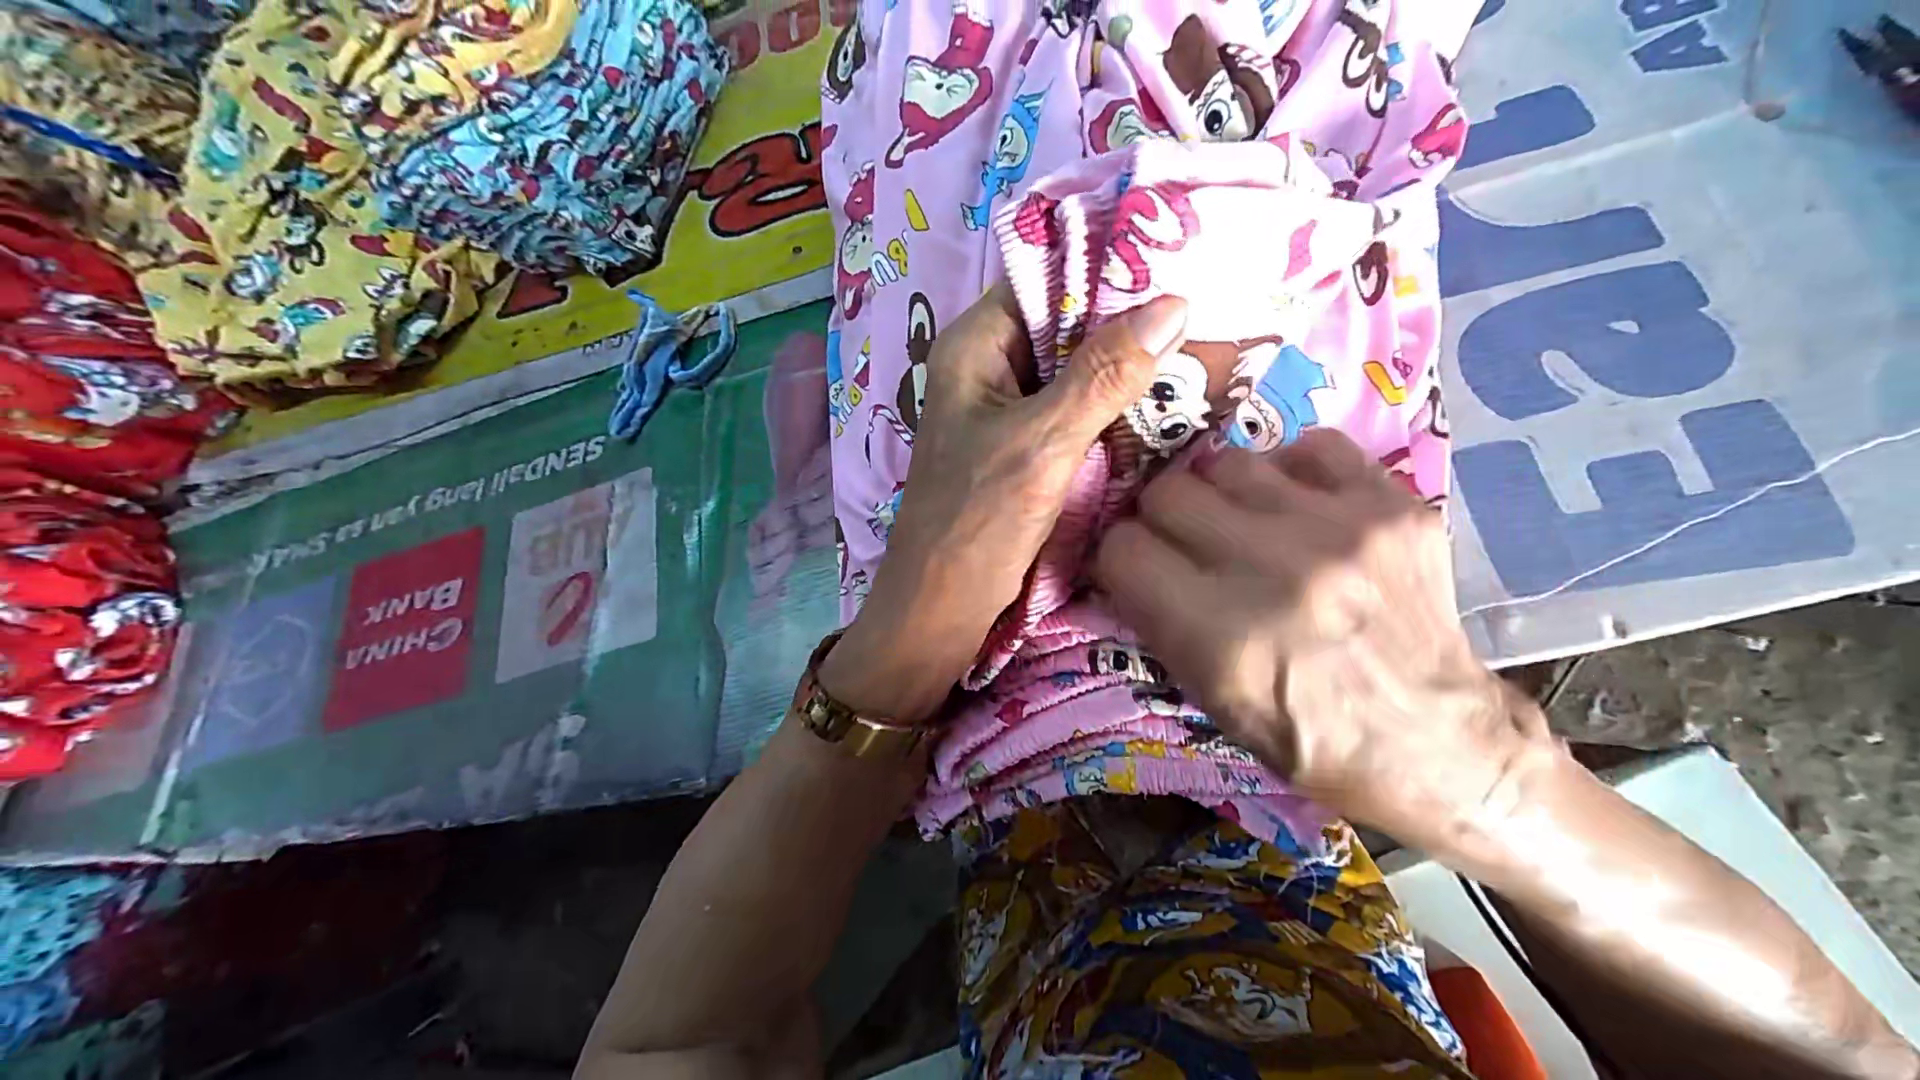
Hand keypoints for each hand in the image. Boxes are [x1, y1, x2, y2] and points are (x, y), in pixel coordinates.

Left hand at [821, 286, 1189, 722]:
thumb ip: (1103, 376)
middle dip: (1127, 322)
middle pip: (1064, 324)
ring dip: (1128, 367)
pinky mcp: (1027, 447)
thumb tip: (1172, 305)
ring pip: (1076, 370)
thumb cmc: (977, 522)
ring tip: (1203, 351)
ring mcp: (1009, 410)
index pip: (1044, 281)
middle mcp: (989, 368)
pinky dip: (1116, 407)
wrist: (942, 607)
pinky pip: (1077, 410)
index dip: (1106, 270)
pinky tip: (1166, 406)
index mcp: (975, 348)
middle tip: (1205, 313)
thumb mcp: (1043, 443)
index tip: (1178, 266)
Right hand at [1092, 428, 1552, 847]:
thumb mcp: (1206, 694)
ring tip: (1241, 522)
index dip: (1122, 558)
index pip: (1121, 549)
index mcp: (1218, 635)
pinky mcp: (1393, 507)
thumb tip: (1127, 552)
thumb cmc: (1304, 736)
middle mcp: (1272, 571)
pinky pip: (1312, 447)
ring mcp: (1338, 530)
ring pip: (1227, 461)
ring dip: (1220, 493)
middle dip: (1162, 520)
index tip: (1138, 569)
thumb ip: (1157, 615)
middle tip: (1185, 544)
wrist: (1433, 742)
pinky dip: (1293, 471)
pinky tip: (1299, 505)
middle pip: (1166, 494)